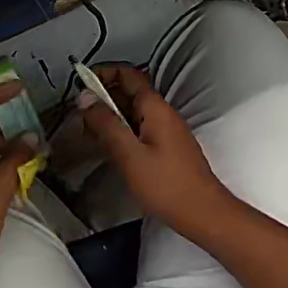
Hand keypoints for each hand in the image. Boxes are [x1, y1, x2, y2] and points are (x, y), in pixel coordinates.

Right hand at [80, 64, 229, 229]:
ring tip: (89, 132)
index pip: (127, 74)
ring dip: (109, 116)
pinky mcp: (165, 147)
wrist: (205, 216)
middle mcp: (162, 113)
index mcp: (155, 108)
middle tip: (82, 113)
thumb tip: (85, 98)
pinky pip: (138, 127)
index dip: (103, 72)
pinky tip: (107, 146)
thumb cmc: (168, 186)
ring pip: (131, 111)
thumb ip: (105, 123)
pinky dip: (119, 130)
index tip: (82, 82)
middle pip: (128, 91)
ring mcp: (166, 130)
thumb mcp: (129, 154)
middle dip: (102, 97)